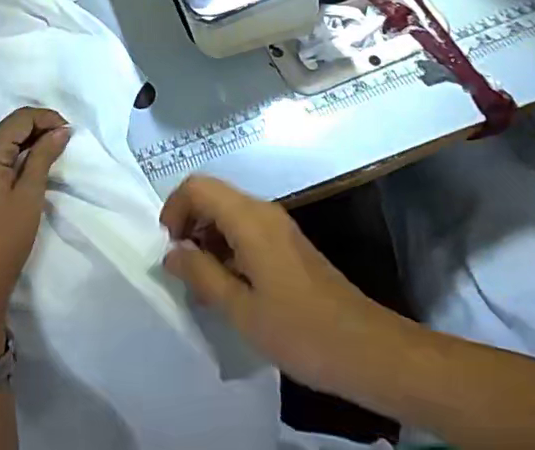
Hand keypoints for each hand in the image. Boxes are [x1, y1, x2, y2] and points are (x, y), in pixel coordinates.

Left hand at [0, 107, 71, 315]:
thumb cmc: (6, 236)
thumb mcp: (30, 193)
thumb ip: (44, 156)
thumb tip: (61, 130)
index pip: (19, 119)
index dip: (46, 118)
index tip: (71, 133)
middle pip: (12, 127)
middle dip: (40, 127)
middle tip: (66, 141)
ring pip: (8, 141)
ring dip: (33, 140)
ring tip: (57, 151)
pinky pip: (3, 157)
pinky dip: (23, 154)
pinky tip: (39, 164)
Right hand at [160, 175, 404, 392]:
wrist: (366, 349)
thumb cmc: (300, 331)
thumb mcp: (241, 309)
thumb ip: (201, 274)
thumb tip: (172, 251)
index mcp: (250, 219)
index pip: (198, 186)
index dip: (174, 208)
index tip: (168, 247)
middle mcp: (264, 212)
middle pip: (213, 195)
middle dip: (188, 223)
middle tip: (181, 267)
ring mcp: (279, 227)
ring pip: (229, 212)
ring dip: (207, 237)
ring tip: (201, 282)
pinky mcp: (288, 244)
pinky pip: (246, 229)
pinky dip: (227, 246)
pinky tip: (227, 286)